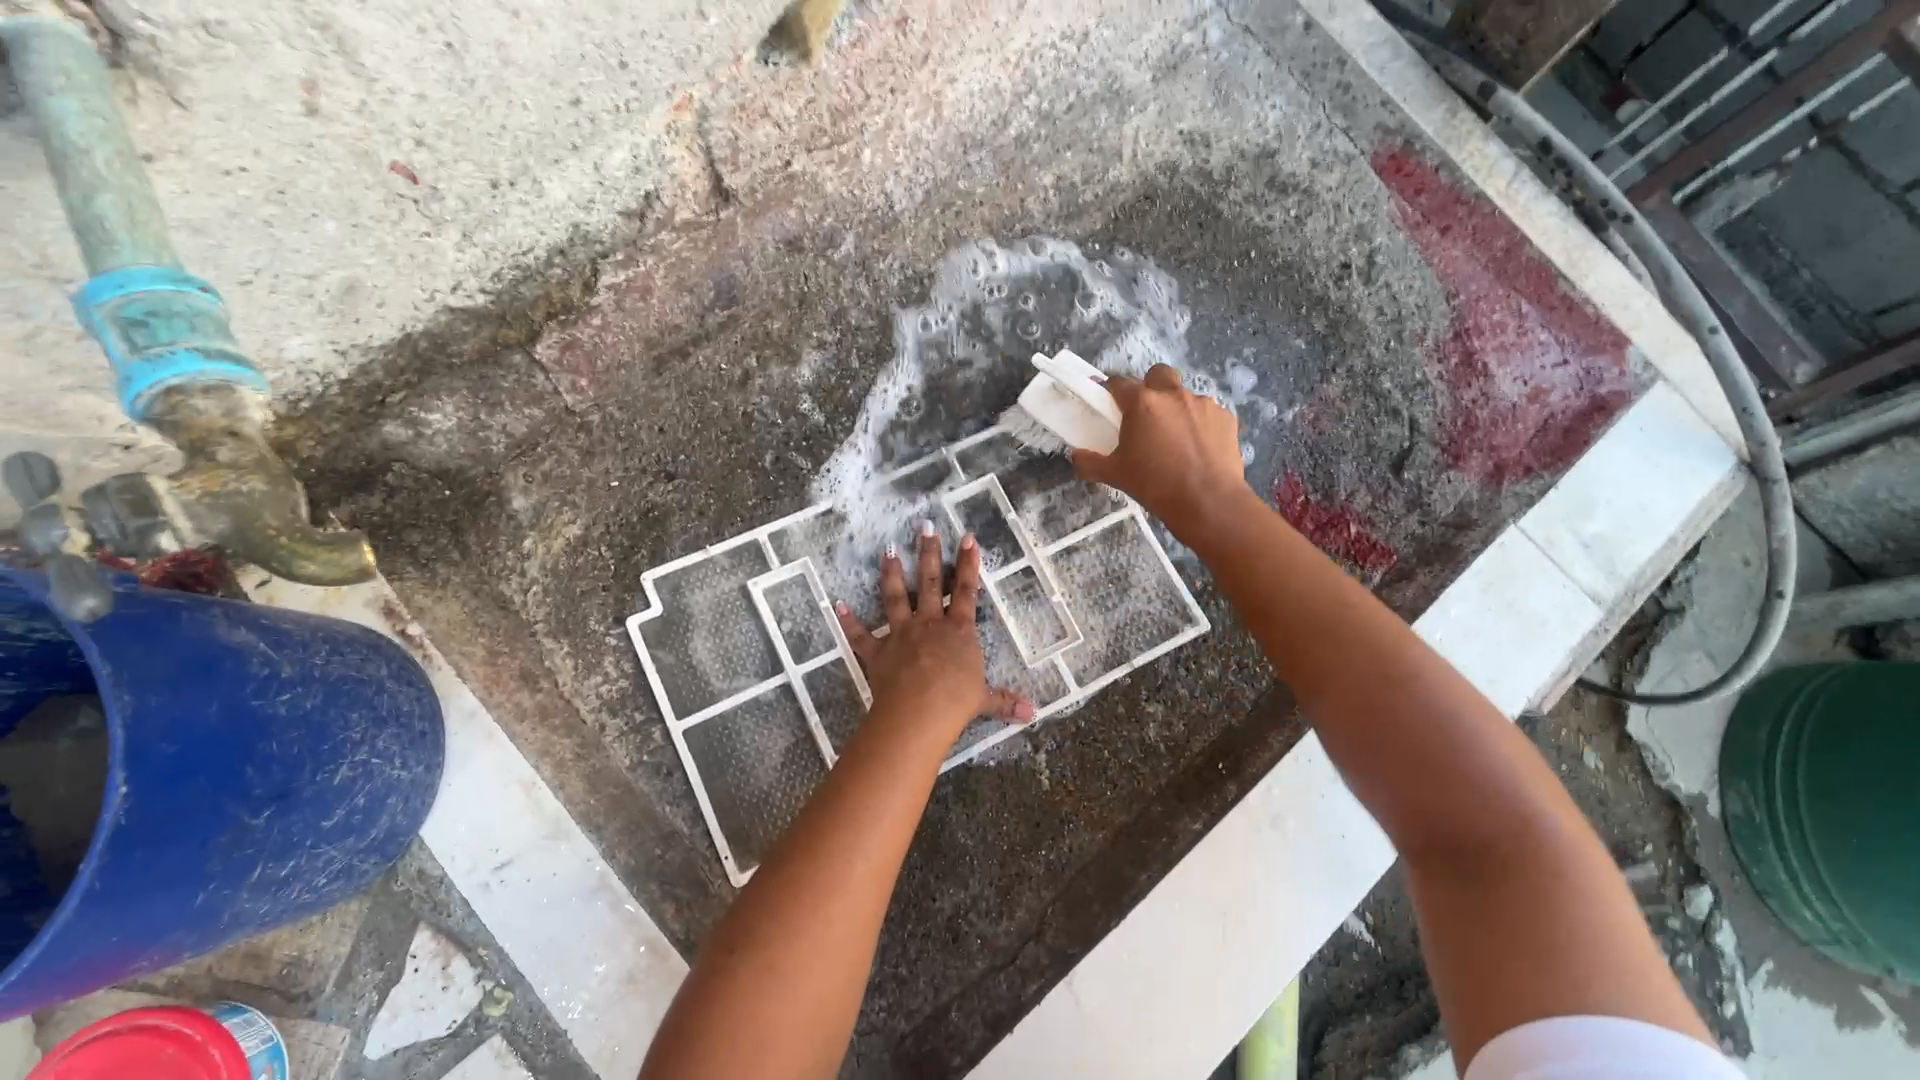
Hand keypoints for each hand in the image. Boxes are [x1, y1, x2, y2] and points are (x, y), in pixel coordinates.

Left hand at [834, 522, 1033, 735]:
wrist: (920, 712)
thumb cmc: (956, 702)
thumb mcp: (984, 700)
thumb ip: (1005, 701)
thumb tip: (1032, 713)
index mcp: (958, 631)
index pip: (965, 591)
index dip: (968, 564)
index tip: (967, 538)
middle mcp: (929, 625)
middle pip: (928, 583)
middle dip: (928, 553)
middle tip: (925, 528)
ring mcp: (901, 635)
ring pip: (895, 598)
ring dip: (891, 574)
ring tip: (888, 551)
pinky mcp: (877, 652)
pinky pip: (860, 634)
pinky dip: (848, 620)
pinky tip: (838, 603)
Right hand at [1071, 364, 1251, 534]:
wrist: (1207, 502)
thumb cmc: (1155, 485)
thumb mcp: (1114, 475)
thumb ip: (1090, 462)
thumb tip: (1076, 456)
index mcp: (1142, 403)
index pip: (1119, 383)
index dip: (1112, 390)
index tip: (1109, 401)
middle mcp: (1173, 395)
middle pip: (1158, 374)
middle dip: (1150, 386)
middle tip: (1146, 414)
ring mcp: (1203, 404)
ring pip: (1185, 395)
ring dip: (1177, 408)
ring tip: (1176, 438)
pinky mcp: (1226, 418)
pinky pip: (1208, 414)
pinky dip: (1200, 425)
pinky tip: (1199, 449)